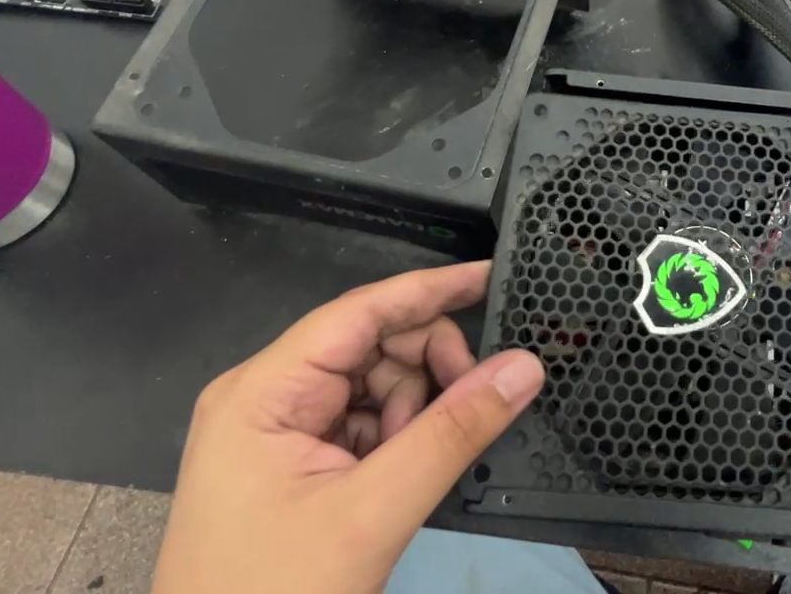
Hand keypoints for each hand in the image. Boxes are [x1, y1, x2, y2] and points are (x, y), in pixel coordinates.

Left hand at [152, 262, 543, 593]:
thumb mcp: (373, 514)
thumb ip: (454, 432)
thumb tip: (525, 366)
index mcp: (265, 389)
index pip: (362, 310)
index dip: (431, 288)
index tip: (492, 276)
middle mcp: (267, 393)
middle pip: (373, 343)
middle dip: (427, 369)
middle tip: (468, 408)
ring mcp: (277, 428)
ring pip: (376, 380)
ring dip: (413, 410)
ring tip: (414, 466)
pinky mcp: (294, 460)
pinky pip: (365, 418)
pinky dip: (396, 436)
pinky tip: (397, 474)